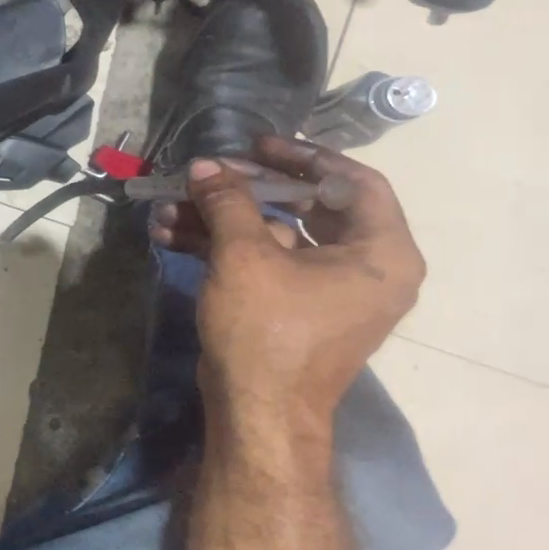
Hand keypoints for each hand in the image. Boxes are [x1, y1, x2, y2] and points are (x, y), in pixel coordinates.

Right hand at [152, 136, 425, 431]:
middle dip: (247, 189)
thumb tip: (205, 166)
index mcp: (380, 253)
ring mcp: (327, 288)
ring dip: (219, 217)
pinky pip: (261, 259)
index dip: (304, 158)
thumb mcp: (244, 256)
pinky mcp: (292, 304)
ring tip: (167, 209)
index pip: (355, 184)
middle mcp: (364, 267)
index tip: (254, 145)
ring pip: (275, 233)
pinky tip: (170, 235)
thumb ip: (227, 203)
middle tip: (206, 174)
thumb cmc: (267, 327)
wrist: (258, 404)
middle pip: (309, 206)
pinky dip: (220, 245)